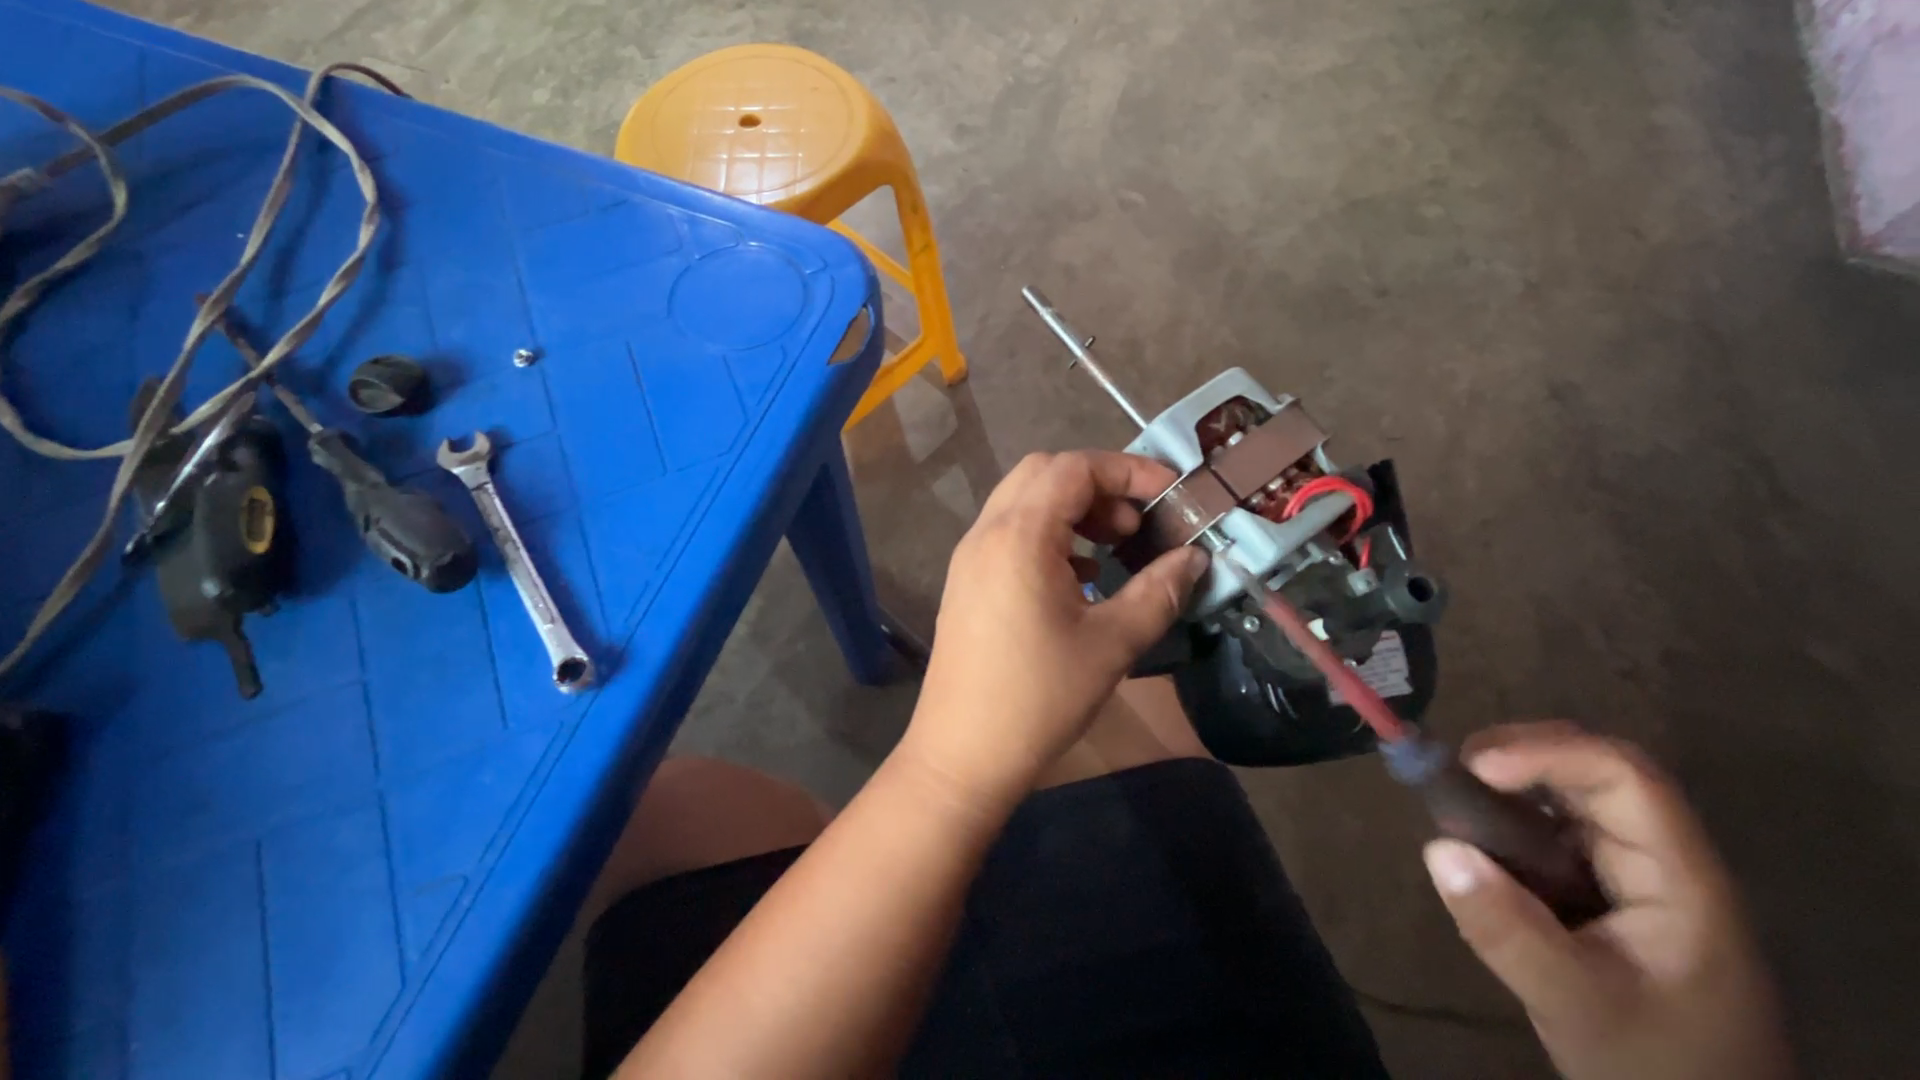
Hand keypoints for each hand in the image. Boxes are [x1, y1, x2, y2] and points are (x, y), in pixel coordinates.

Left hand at [899, 451, 1208, 805]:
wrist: (964, 752)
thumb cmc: (1041, 697)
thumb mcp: (1112, 643)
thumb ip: (1158, 591)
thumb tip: (1194, 558)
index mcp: (1019, 536)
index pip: (1074, 468)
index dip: (1127, 470)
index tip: (1170, 492)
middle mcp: (987, 533)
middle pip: (1043, 473)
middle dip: (1098, 484)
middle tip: (1138, 521)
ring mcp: (970, 557)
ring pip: (1023, 501)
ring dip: (1071, 508)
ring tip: (1115, 545)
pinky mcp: (966, 583)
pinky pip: (1009, 534)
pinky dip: (1048, 534)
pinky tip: (1080, 575)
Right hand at [1423, 723, 1790, 1079]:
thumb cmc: (1654, 1060)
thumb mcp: (1575, 1003)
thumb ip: (1509, 932)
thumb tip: (1438, 849)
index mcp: (1678, 876)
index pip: (1623, 777)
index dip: (1548, 754)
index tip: (1473, 767)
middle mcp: (1664, 859)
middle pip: (1601, 771)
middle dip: (1524, 756)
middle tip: (1453, 772)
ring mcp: (1640, 875)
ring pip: (1577, 797)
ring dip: (1514, 787)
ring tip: (1455, 803)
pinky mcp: (1613, 893)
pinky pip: (1561, 834)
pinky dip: (1513, 822)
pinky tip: (1480, 842)